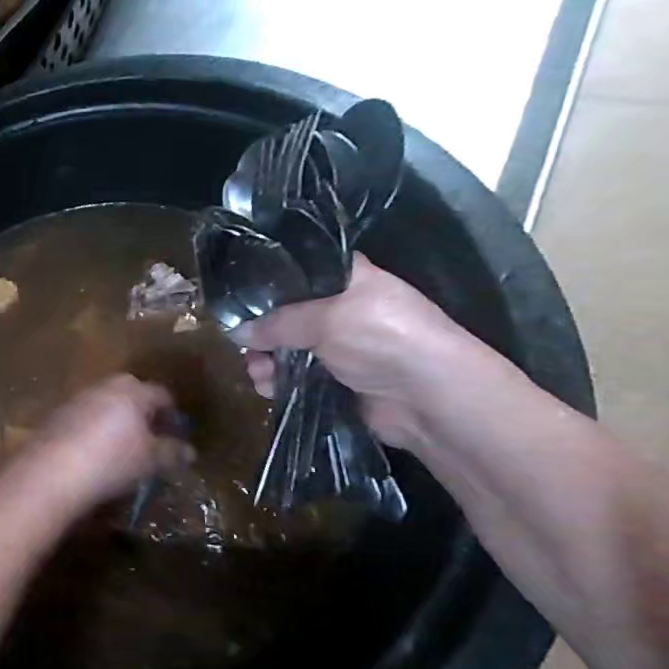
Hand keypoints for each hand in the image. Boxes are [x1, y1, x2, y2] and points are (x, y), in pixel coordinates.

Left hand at [0, 374, 191, 512]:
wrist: (52, 470)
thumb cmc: (112, 460)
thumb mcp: (151, 461)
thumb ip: (171, 452)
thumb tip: (187, 450)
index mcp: (131, 390)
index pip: (160, 394)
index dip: (171, 413)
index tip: (177, 433)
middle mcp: (101, 387)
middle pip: (129, 393)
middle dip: (141, 412)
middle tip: (150, 438)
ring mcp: (74, 400)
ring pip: (102, 404)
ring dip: (114, 420)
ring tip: (123, 448)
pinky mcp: (53, 416)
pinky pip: (81, 418)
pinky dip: (92, 429)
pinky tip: (94, 453)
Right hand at [232, 255, 505, 448]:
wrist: (432, 400)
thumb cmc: (385, 339)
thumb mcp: (326, 318)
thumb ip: (276, 323)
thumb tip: (236, 333)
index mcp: (349, 280)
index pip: (300, 268)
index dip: (267, 279)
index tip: (236, 294)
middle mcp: (342, 309)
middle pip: (283, 313)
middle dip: (258, 330)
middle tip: (243, 344)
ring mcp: (339, 347)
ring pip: (283, 347)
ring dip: (263, 360)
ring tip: (258, 373)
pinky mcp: (335, 380)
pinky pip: (293, 376)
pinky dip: (276, 382)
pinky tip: (268, 388)